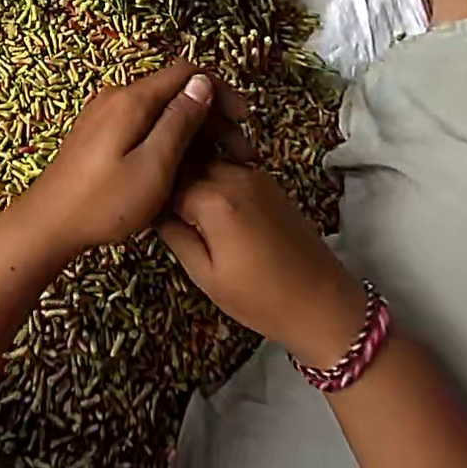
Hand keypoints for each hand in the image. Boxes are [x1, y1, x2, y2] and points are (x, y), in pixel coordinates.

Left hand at [16, 64, 235, 254]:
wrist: (49, 223)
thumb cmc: (103, 202)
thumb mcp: (153, 166)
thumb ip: (179, 122)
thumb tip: (203, 83)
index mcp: (131, 99)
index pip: (186, 73)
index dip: (220, 91)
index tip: (242, 122)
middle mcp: (117, 96)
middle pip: (174, 91)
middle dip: (210, 114)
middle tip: (237, 153)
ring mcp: (105, 112)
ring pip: (160, 108)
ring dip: (191, 128)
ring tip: (215, 163)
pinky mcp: (100, 131)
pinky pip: (143, 122)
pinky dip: (168, 136)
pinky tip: (182, 165)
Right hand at [157, 162, 367, 367]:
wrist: (325, 306)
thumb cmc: (261, 299)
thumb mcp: (206, 275)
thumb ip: (174, 235)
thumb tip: (152, 210)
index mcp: (214, 199)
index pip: (166, 180)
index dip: (152, 193)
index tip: (141, 206)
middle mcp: (233, 176)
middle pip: (187, 163)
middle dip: (171, 178)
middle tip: (161, 205)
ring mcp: (254, 175)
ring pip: (208, 162)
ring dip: (193, 177)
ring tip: (185, 206)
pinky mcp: (268, 181)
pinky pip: (229, 169)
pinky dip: (215, 180)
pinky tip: (212, 208)